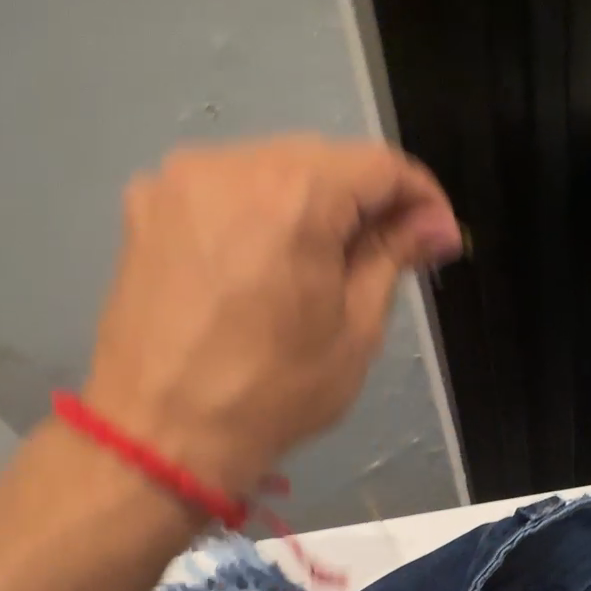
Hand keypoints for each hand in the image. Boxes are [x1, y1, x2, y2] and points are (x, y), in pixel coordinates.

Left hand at [82, 135, 460, 493]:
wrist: (162, 431)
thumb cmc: (277, 389)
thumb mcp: (357, 327)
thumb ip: (394, 255)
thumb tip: (434, 225)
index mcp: (294, 196)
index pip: (380, 165)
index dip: (423, 196)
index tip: (441, 238)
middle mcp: (231, 165)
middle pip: (326, 158)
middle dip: (372, 199)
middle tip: (401, 251)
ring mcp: (181, 180)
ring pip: (276, 168)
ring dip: (321, 202)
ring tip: (338, 259)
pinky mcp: (149, 205)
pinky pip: (230, 187)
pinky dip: (267, 209)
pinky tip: (278, 257)